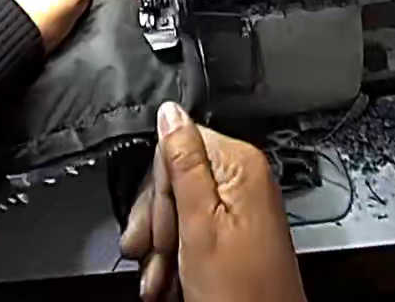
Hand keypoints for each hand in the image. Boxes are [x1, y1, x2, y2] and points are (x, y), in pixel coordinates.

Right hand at [120, 102, 305, 301]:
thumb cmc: (241, 297)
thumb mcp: (200, 224)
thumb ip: (183, 161)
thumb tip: (169, 110)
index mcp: (240, 163)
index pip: (179, 142)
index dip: (160, 187)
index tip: (154, 226)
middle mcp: (244, 177)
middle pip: (179, 174)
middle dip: (158, 219)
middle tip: (149, 254)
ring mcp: (242, 205)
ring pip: (182, 204)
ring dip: (162, 241)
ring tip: (157, 278)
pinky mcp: (238, 231)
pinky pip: (195, 225)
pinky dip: (177, 252)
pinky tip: (168, 279)